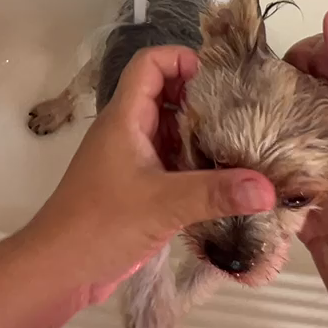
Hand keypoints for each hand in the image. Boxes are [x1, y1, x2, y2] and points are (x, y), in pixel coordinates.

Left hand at [19, 45, 275, 307]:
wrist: (59, 267)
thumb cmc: (100, 224)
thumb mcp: (163, 204)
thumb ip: (215, 192)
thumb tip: (268, 187)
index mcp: (125, 117)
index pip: (149, 64)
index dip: (182, 59)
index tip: (221, 79)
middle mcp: (127, 130)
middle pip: (165, 94)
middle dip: (203, 98)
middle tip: (245, 113)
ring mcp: (130, 158)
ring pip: (169, 130)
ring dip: (202, 134)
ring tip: (245, 144)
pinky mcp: (136, 185)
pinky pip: (170, 161)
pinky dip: (195, 164)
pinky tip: (226, 181)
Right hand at [283, 7, 327, 254]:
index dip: (318, 49)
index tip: (296, 72)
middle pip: (319, 66)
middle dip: (295, 74)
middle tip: (282, 101)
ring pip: (300, 92)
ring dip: (281, 99)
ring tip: (268, 118)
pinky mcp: (311, 151)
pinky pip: (289, 121)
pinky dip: (275, 121)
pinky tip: (264, 133)